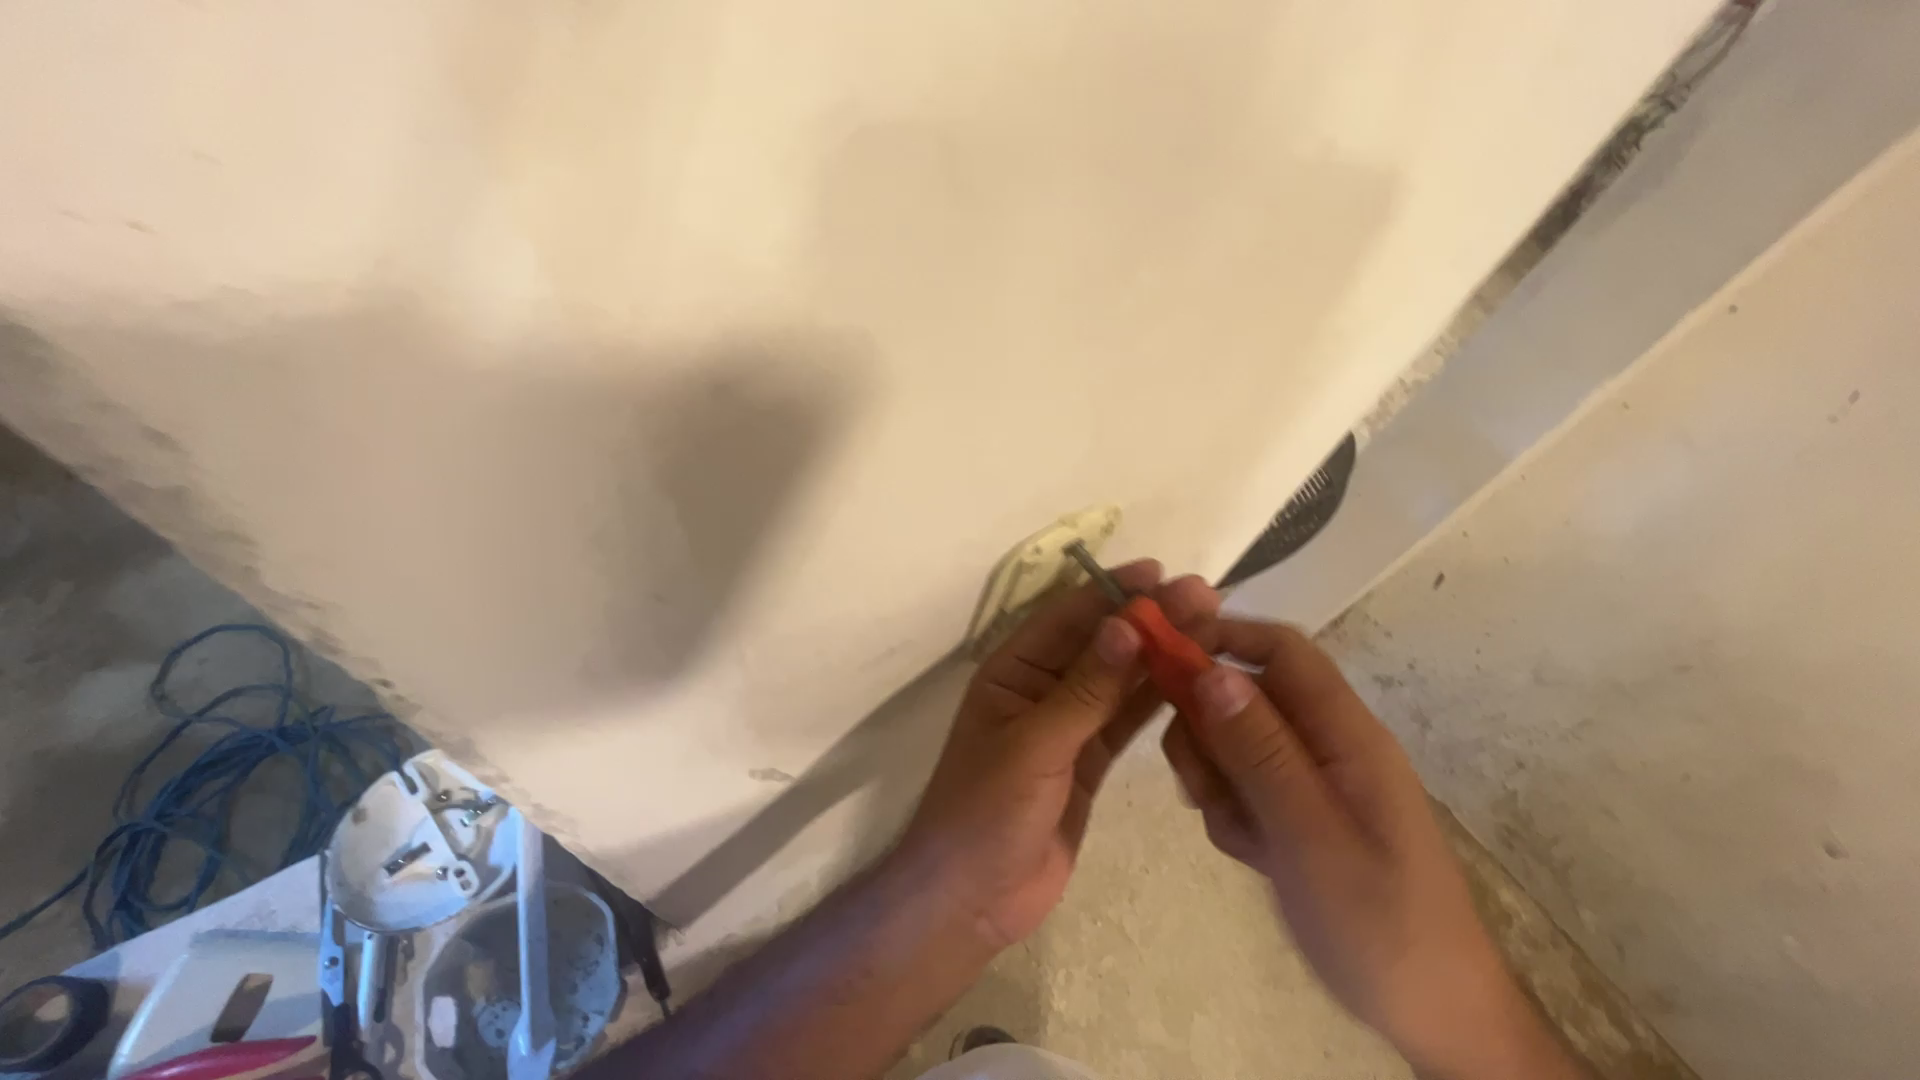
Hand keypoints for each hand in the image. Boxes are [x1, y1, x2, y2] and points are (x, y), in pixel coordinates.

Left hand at [896, 562, 1220, 950]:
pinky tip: (1195, 681)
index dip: (1113, 593)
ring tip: (1213, 627)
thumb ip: (1084, 689)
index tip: (1162, 572)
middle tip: (1206, 596)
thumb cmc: (985, 813)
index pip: (1067, 618)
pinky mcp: (1089, 762)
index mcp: (1012, 671)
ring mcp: (1068, 726)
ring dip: (1161, 656)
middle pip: (1102, 645)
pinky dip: (1157, 701)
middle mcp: (1041, 689)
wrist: (973, 899)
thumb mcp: (1034, 745)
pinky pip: (1126, 721)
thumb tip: (1127, 624)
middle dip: (1149, 620)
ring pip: (1120, 681)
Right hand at [1163, 615, 1586, 1079]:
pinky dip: (1228, 811)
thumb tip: (1209, 672)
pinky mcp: (1295, 811)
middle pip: (1242, 694)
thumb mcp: (1311, 838)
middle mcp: (1325, 743)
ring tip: (1238, 832)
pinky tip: (1251, 852)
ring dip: (1214, 777)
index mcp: (1344, 733)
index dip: (1221, 637)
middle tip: (1201, 783)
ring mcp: (1309, 778)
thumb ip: (1260, 753)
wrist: (1432, 1012)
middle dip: (1206, 728)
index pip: (1280, 651)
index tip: (1158, 656)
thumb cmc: (1380, 924)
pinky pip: (1239, 785)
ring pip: (1231, 741)